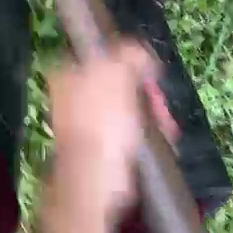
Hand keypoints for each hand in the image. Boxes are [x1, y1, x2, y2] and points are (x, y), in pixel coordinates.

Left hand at [45, 40, 177, 223]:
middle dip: (146, 92)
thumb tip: (141, 52)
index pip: (103, 52)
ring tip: (166, 126)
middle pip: (118, 81)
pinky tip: (162, 138)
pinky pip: (128, 129)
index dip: (130, 60)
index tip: (150, 73)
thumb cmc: (103, 121)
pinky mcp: (99, 144)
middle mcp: (71, 93)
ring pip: (127, 106)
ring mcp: (84, 120)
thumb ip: (130, 53)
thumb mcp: (118, 74)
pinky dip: (146, 132)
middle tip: (160, 104)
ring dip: (151, 114)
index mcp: (67, 70)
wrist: (94, 180)